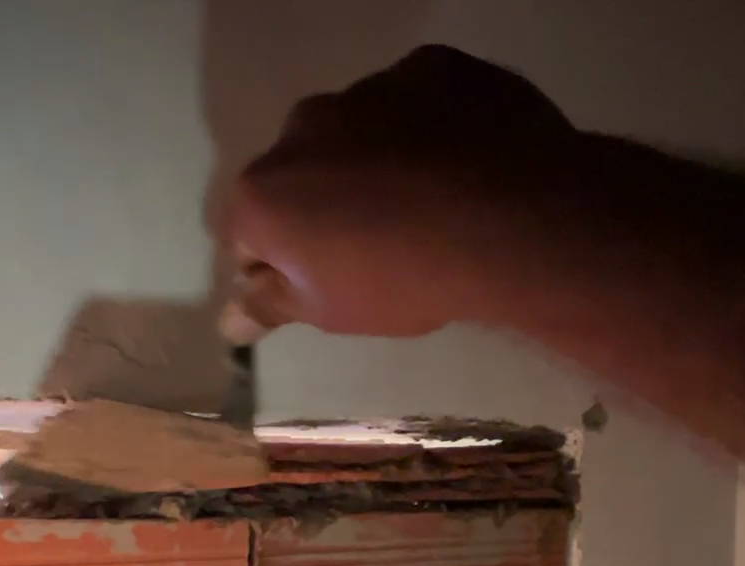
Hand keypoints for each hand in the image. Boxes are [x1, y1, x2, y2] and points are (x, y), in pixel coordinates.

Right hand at [226, 45, 578, 337]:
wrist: (517, 222)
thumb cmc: (400, 279)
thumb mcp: (325, 309)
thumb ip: (267, 305)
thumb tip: (228, 321)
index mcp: (262, 194)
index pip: (242, 234)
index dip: (273, 262)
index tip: (312, 278)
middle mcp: (299, 129)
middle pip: (291, 177)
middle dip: (313, 206)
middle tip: (363, 244)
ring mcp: (366, 89)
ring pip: (346, 136)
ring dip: (361, 165)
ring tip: (414, 203)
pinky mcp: (430, 66)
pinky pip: (406, 104)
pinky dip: (414, 131)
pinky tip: (449, 166)